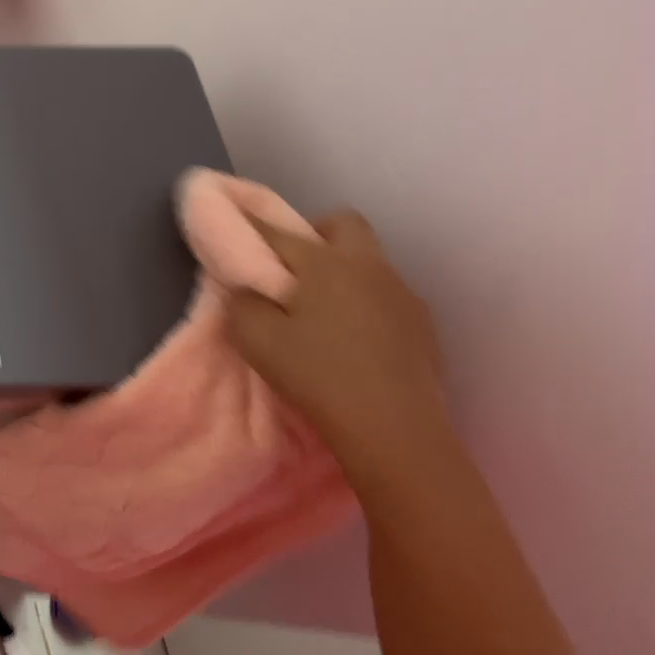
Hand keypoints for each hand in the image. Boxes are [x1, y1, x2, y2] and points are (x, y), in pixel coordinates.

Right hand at [226, 211, 450, 474]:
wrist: (395, 430)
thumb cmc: (316, 374)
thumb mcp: (253, 337)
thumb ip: (241, 300)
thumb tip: (248, 288)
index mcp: (325, 263)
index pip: (276, 230)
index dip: (249, 225)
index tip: (230, 224)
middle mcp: (368, 268)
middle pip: (343, 224)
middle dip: (314, 234)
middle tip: (291, 266)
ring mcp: (403, 296)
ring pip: (369, 261)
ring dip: (342, 271)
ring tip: (319, 309)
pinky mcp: (424, 327)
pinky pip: (386, 295)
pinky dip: (364, 302)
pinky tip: (350, 337)